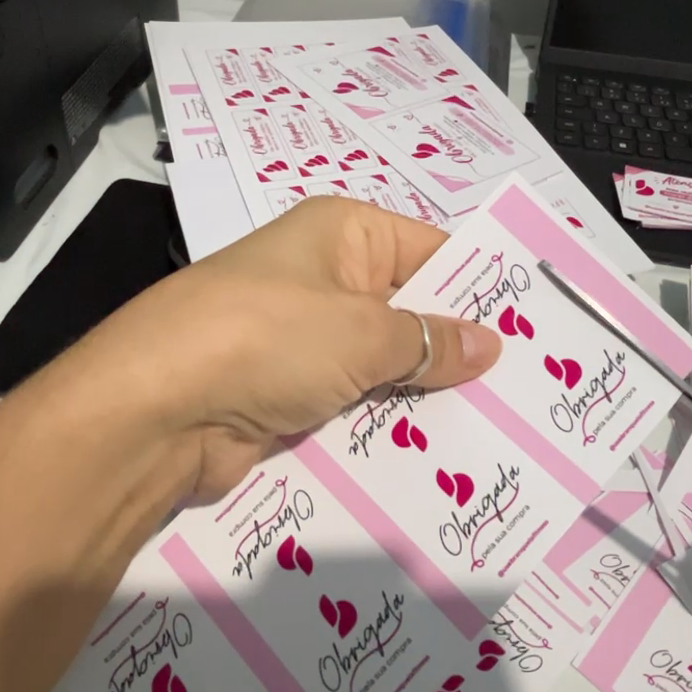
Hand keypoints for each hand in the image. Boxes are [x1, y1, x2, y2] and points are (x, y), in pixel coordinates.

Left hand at [50, 197, 500, 501]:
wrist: (157, 410)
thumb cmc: (269, 338)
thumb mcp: (363, 333)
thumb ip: (430, 341)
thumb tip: (490, 344)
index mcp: (342, 233)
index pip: (431, 251)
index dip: (480, 289)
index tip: (535, 331)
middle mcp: (323, 278)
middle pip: (408, 311)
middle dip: (457, 350)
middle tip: (530, 391)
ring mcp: (302, 338)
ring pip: (382, 365)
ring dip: (421, 396)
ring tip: (500, 430)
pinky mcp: (287, 393)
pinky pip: (352, 404)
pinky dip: (384, 426)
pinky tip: (435, 458)